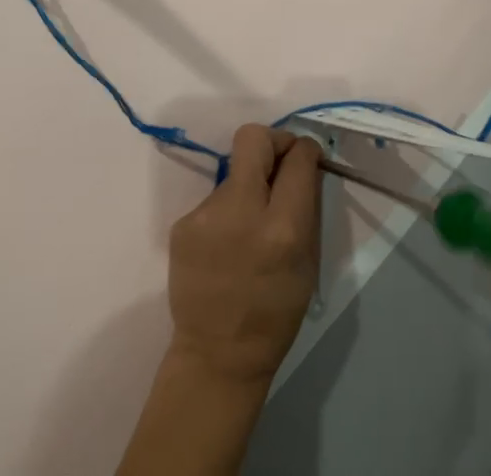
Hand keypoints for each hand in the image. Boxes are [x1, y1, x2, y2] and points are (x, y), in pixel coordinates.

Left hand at [166, 124, 322, 386]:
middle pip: (253, 139)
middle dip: (273, 141)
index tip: (306, 155)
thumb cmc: (277, 311)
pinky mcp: (182, 225)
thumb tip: (303, 166)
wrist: (219, 352)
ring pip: (234, 173)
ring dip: (249, 186)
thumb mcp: (308, 259)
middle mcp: (241, 211)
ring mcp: (205, 216)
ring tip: (250, 226)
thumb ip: (305, 207)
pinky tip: (228, 243)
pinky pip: (215, 200)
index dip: (305, 149)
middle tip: (280, 162)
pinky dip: (228, 211)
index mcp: (283, 227)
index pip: (296, 158)